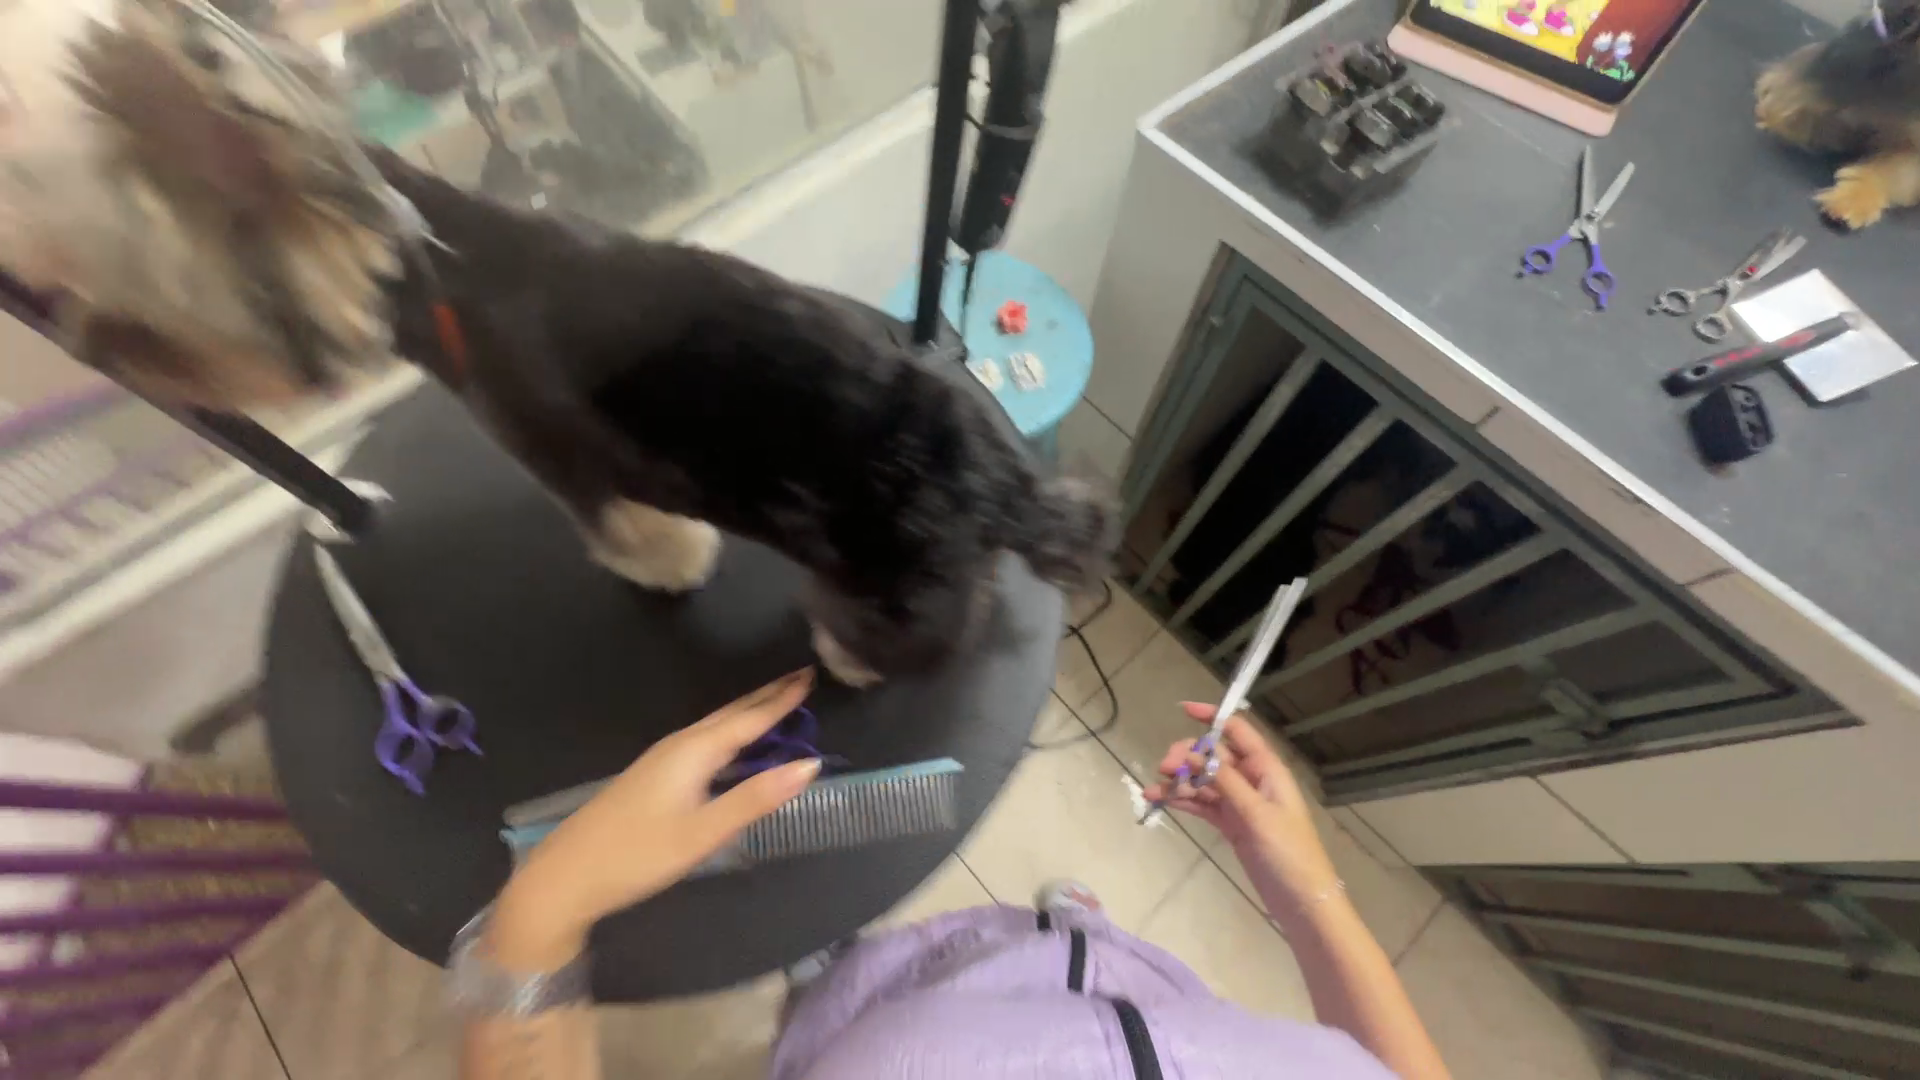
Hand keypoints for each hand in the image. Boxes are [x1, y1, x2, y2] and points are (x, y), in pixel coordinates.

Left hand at [490, 668, 822, 970]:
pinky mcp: (655, 774)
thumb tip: (810, 764)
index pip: (751, 718)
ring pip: (718, 724)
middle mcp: (681, 744)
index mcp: (696, 751)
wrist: (564, 878)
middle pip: (733, 713)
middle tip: (803, 676)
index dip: (783, 699)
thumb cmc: (638, 855)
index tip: (811, 675)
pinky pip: (706, 738)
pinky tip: (736, 741)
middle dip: (769, 695)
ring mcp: (664, 757)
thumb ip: (756, 797)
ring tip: (779, 700)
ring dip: (751, 710)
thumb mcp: (704, 832)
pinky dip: (733, 730)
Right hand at [1143, 703, 1340, 914]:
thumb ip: (1225, 780)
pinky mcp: (1230, 823)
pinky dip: (1182, 800)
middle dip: (1187, 756)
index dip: (1212, 717)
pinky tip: (1159, 800)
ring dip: (1180, 780)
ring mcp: (1240, 802)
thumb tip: (1193, 752)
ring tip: (1155, 788)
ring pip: (1204, 780)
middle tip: (1164, 767)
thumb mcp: (1256, 813)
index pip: (1237, 731)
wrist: (1303, 902)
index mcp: (1266, 769)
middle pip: (1213, 755)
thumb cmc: (1288, 853)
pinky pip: (1202, 803)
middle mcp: (1252, 780)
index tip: (1182, 710)